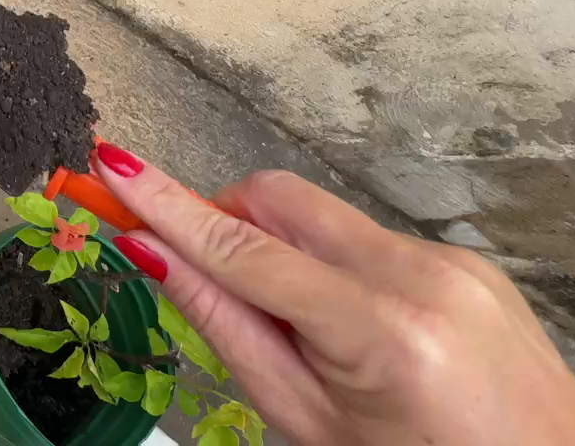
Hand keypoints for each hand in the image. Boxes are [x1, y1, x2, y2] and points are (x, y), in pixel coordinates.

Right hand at [93, 147, 574, 445]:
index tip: (107, 161)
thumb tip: (143, 244)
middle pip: (276, 199)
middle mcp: (423, 276)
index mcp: (384, 331)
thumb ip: (217, 318)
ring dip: (273, 243)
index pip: (239, 247)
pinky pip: (357, 232)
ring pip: (313, 212)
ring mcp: (453, 262)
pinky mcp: (467, 261)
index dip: (163, 203)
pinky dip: (321, 258)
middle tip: (209, 274)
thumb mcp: (298, 413)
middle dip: (225, 220)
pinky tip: (344, 317)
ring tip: (291, 315)